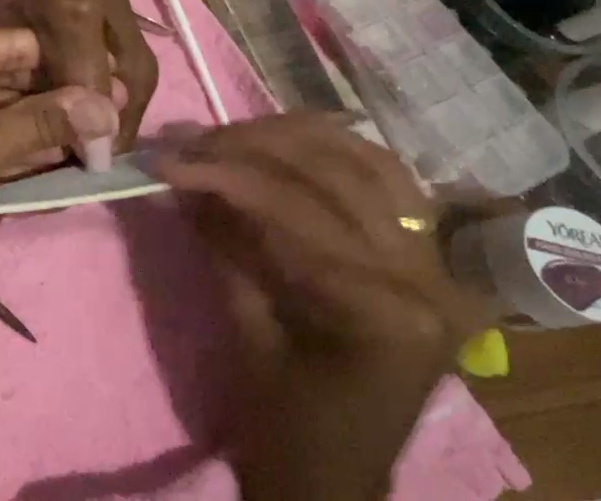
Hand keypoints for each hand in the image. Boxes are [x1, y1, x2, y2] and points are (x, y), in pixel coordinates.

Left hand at [0, 26, 118, 258]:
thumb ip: (41, 124)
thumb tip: (109, 105)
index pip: (11, 44)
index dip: (65, 69)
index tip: (119, 91)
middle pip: (3, 72)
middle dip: (54, 99)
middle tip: (115, 121)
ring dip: (37, 122)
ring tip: (98, 140)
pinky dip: (10, 138)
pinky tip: (58, 154)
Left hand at [11, 0, 158, 166]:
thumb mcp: (71, 21)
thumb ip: (83, 77)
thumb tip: (101, 147)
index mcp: (118, 53)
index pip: (126, 106)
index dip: (114, 138)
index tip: (91, 175)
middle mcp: (95, 48)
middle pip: (88, 101)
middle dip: (70, 133)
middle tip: (43, 172)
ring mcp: (63, 33)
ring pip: (54, 87)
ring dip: (39, 113)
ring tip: (12, 151)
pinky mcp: (34, 22)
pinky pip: (28, 67)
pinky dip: (16, 89)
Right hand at [158, 114, 485, 500]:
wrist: (335, 479)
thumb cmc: (285, 425)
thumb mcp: (246, 336)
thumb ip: (225, 247)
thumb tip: (183, 177)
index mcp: (389, 311)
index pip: (296, 210)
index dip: (223, 173)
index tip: (162, 158)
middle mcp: (430, 280)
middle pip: (337, 175)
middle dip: (252, 145)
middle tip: (187, 140)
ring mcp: (439, 270)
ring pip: (370, 164)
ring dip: (294, 137)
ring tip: (229, 134)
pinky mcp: (428, 266)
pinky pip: (387, 187)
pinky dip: (337, 155)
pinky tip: (290, 143)